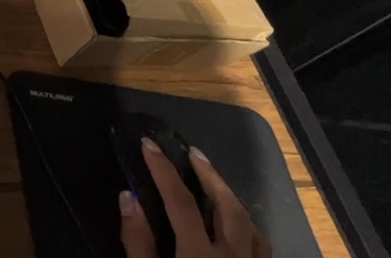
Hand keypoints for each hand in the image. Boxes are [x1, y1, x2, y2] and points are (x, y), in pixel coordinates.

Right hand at [120, 141, 269, 257]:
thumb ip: (138, 241)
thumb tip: (129, 196)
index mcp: (199, 255)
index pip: (181, 202)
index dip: (163, 169)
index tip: (147, 144)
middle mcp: (232, 257)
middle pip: (228, 208)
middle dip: (210, 176)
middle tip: (193, 153)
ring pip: (251, 226)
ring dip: (231, 198)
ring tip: (214, 180)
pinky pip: (262, 246)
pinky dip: (247, 225)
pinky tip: (235, 219)